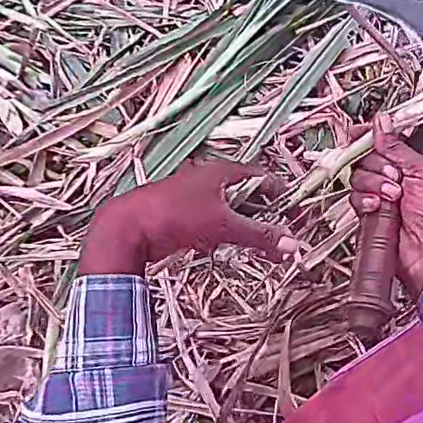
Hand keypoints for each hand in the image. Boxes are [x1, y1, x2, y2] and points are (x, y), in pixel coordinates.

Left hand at [81, 160, 297, 275]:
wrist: (128, 228)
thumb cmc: (172, 214)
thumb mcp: (223, 224)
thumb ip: (259, 234)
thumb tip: (290, 243)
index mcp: (221, 172)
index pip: (263, 177)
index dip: (281, 195)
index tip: (294, 215)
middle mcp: (209, 182)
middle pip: (248, 197)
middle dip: (265, 218)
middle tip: (279, 237)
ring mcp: (195, 200)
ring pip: (230, 214)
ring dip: (245, 230)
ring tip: (259, 249)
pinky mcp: (184, 218)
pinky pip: (213, 227)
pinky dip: (223, 237)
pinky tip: (224, 249)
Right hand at [348, 117, 422, 294]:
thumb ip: (398, 147)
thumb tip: (381, 123)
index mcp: (408, 161)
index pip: (381, 140)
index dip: (369, 135)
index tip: (358, 133)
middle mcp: (391, 175)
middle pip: (366, 157)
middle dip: (378, 166)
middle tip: (396, 178)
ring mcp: (378, 193)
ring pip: (357, 176)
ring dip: (373, 185)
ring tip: (392, 197)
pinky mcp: (367, 210)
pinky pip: (353, 197)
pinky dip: (363, 200)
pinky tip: (377, 207)